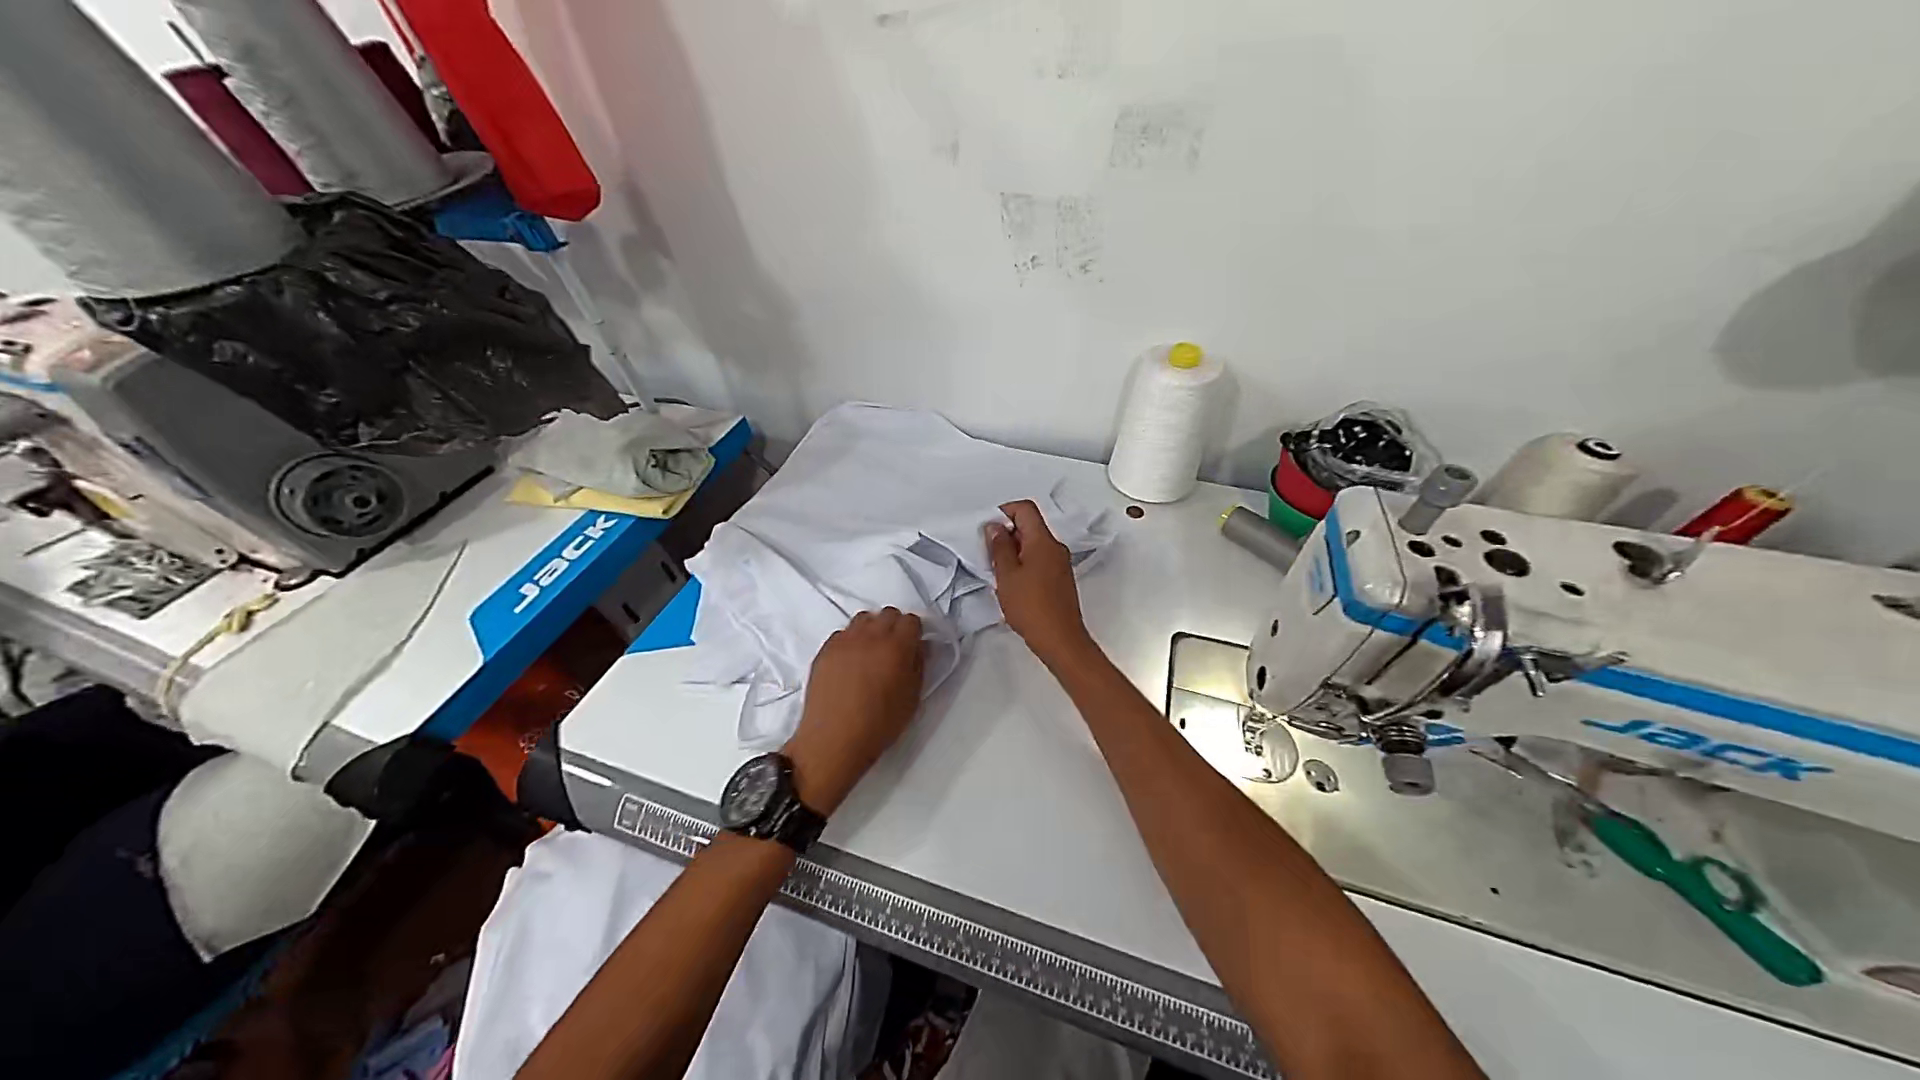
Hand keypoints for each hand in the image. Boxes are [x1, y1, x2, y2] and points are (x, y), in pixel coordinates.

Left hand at [784, 608, 925, 813]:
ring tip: (873, 652)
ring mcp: (844, 641)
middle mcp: (870, 636)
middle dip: (895, 626)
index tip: (914, 645)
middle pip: (888, 614)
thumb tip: (920, 648)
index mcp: (896, 647)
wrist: (834, 740)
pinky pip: (842, 633)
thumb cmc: (877, 725)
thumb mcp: (912, 699)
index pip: (912, 621)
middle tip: (895, 648)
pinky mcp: (825, 650)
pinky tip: (852, 662)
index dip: (915, 632)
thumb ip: (919, 666)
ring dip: (872, 629)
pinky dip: (851, 640)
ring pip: (863, 619)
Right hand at [986, 500, 1094, 666]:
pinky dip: (1025, 563)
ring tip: (999, 569)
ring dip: (1015, 549)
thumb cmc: (1033, 608)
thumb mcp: (1006, 575)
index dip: (1004, 512)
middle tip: (989, 550)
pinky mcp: (1060, 579)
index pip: (1025, 509)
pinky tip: (1013, 582)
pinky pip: (1040, 560)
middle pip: (1031, 525)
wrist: (1059, 639)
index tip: (989, 527)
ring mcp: (1060, 563)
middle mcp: (1056, 548)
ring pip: (1035, 544)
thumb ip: (999, 547)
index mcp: (1043, 541)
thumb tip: (995, 527)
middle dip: (1007, 532)